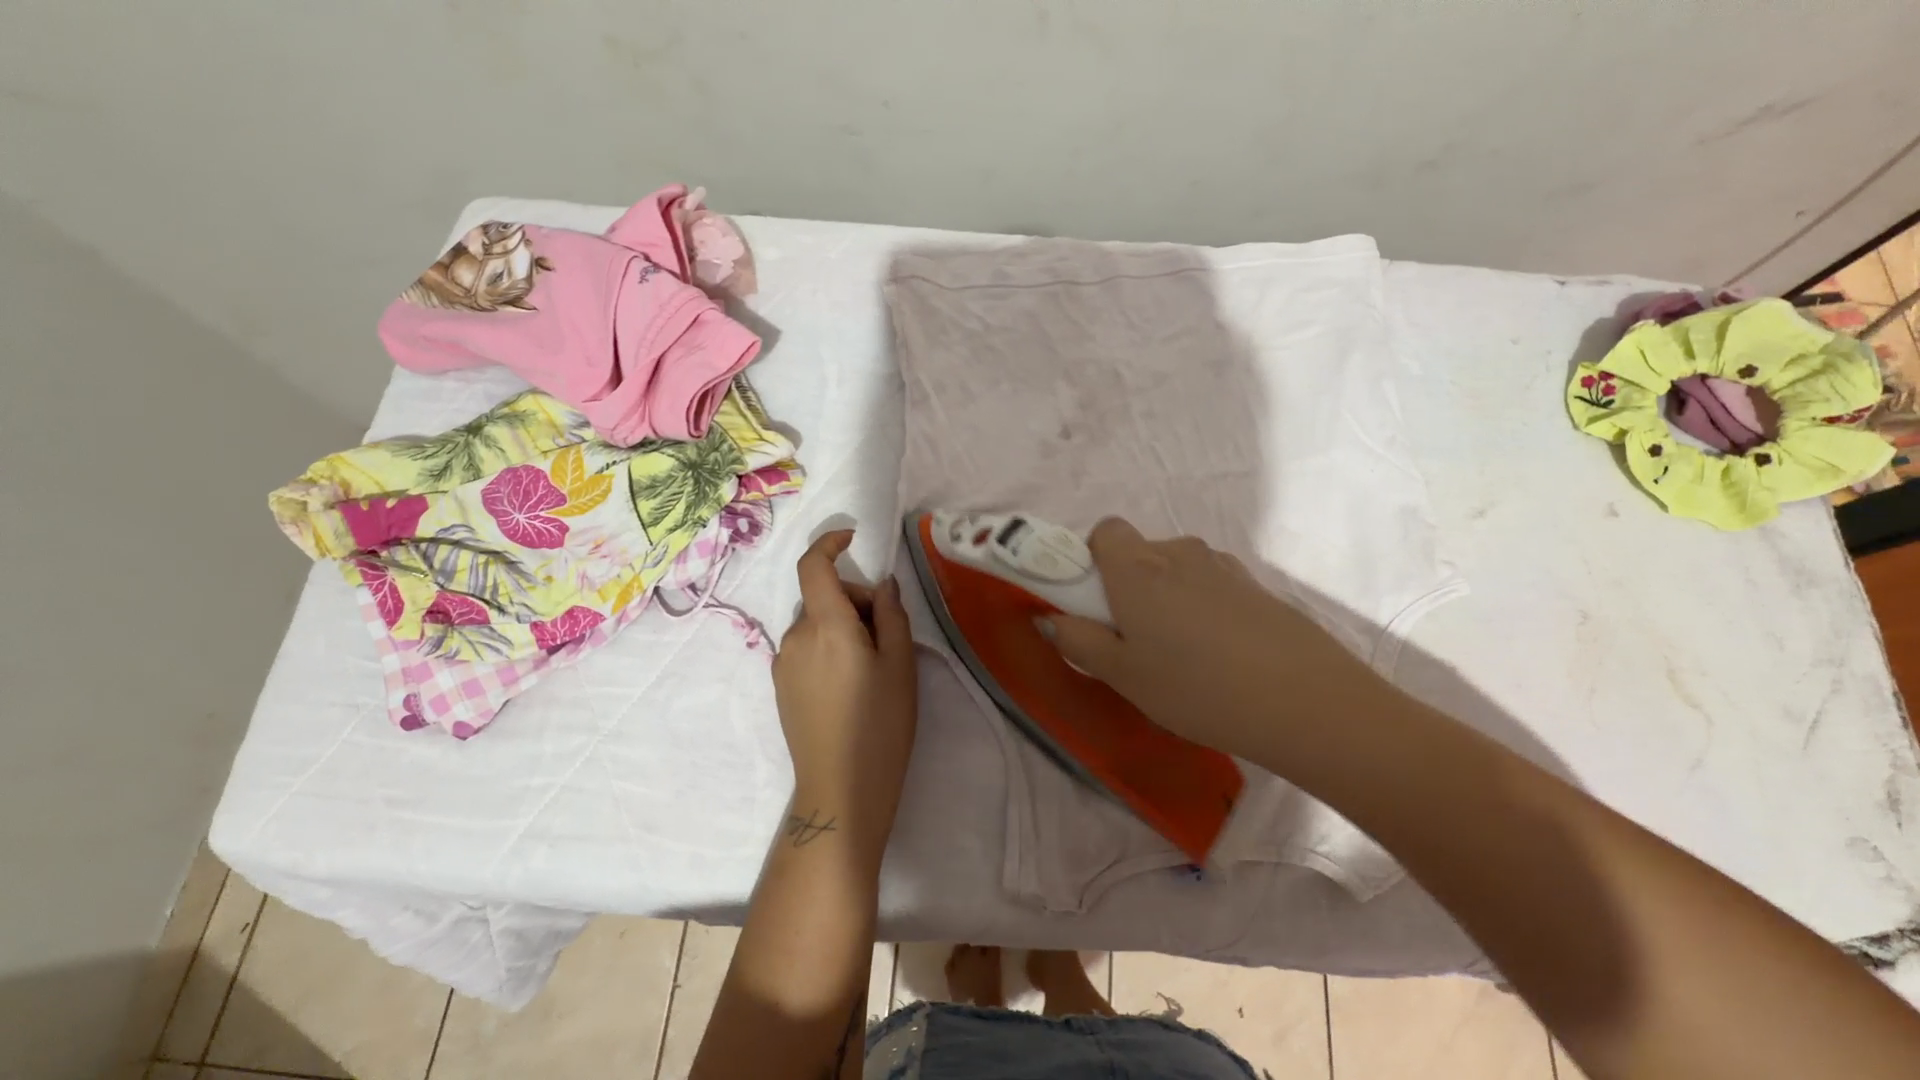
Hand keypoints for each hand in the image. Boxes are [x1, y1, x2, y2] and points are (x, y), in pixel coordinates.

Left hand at [772, 530, 917, 826]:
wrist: (840, 788)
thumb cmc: (880, 725)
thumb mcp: (901, 666)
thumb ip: (892, 615)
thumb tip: (882, 584)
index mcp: (826, 625)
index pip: (814, 566)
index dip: (830, 544)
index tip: (853, 539)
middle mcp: (796, 637)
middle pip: (823, 598)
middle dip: (855, 602)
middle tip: (889, 637)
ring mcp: (783, 663)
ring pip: (815, 625)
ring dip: (842, 628)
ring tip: (873, 670)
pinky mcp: (780, 687)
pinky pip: (806, 649)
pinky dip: (828, 649)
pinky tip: (850, 688)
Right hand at [1042, 518, 1387, 760]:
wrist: (1303, 701)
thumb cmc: (1194, 687)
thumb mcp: (1123, 675)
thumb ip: (1078, 642)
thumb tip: (1049, 618)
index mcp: (1138, 567)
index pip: (1104, 531)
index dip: (1092, 560)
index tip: (1095, 604)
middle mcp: (1180, 553)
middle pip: (1142, 553)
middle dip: (1130, 587)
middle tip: (1134, 641)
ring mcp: (1225, 568)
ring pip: (1180, 572)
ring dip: (1169, 599)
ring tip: (1182, 657)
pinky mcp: (1258, 588)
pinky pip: (1213, 589)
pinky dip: (1204, 611)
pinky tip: (1220, 658)